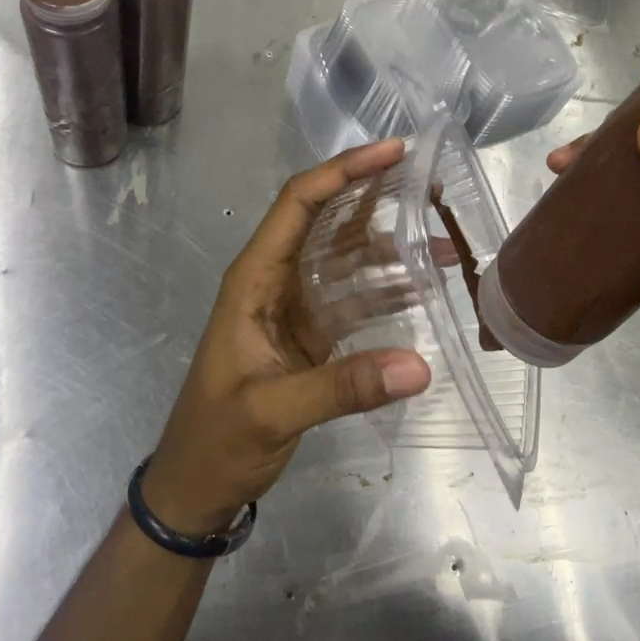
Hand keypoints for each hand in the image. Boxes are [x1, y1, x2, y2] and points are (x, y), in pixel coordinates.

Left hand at [140, 140, 432, 534]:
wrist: (195, 488)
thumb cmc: (216, 439)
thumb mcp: (273, 410)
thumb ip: (345, 386)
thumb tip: (420, 367)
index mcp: (254, 278)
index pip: (299, 203)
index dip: (344, 171)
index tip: (395, 153)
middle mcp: (276, 279)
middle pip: (329, 219)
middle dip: (377, 197)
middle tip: (431, 184)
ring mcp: (296, 306)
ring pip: (348, 258)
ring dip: (392, 248)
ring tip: (444, 243)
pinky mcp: (312, 334)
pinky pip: (356, 298)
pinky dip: (389, 291)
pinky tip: (425, 291)